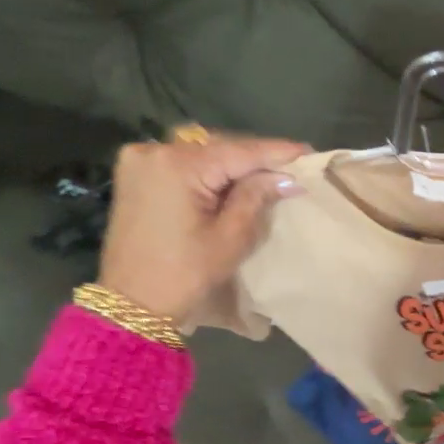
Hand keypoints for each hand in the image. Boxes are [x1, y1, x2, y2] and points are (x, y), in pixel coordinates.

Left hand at [96, 134, 311, 323]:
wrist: (135, 297)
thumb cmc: (187, 272)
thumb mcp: (231, 237)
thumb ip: (256, 199)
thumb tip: (287, 179)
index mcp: (178, 166)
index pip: (238, 152)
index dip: (276, 152)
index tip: (308, 151)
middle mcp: (154, 150)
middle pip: (217, 146)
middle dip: (255, 156)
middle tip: (292, 165)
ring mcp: (140, 159)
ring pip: (199, 152)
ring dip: (233, 161)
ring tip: (268, 172)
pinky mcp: (136, 173)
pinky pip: (182, 162)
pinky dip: (210, 168)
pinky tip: (233, 179)